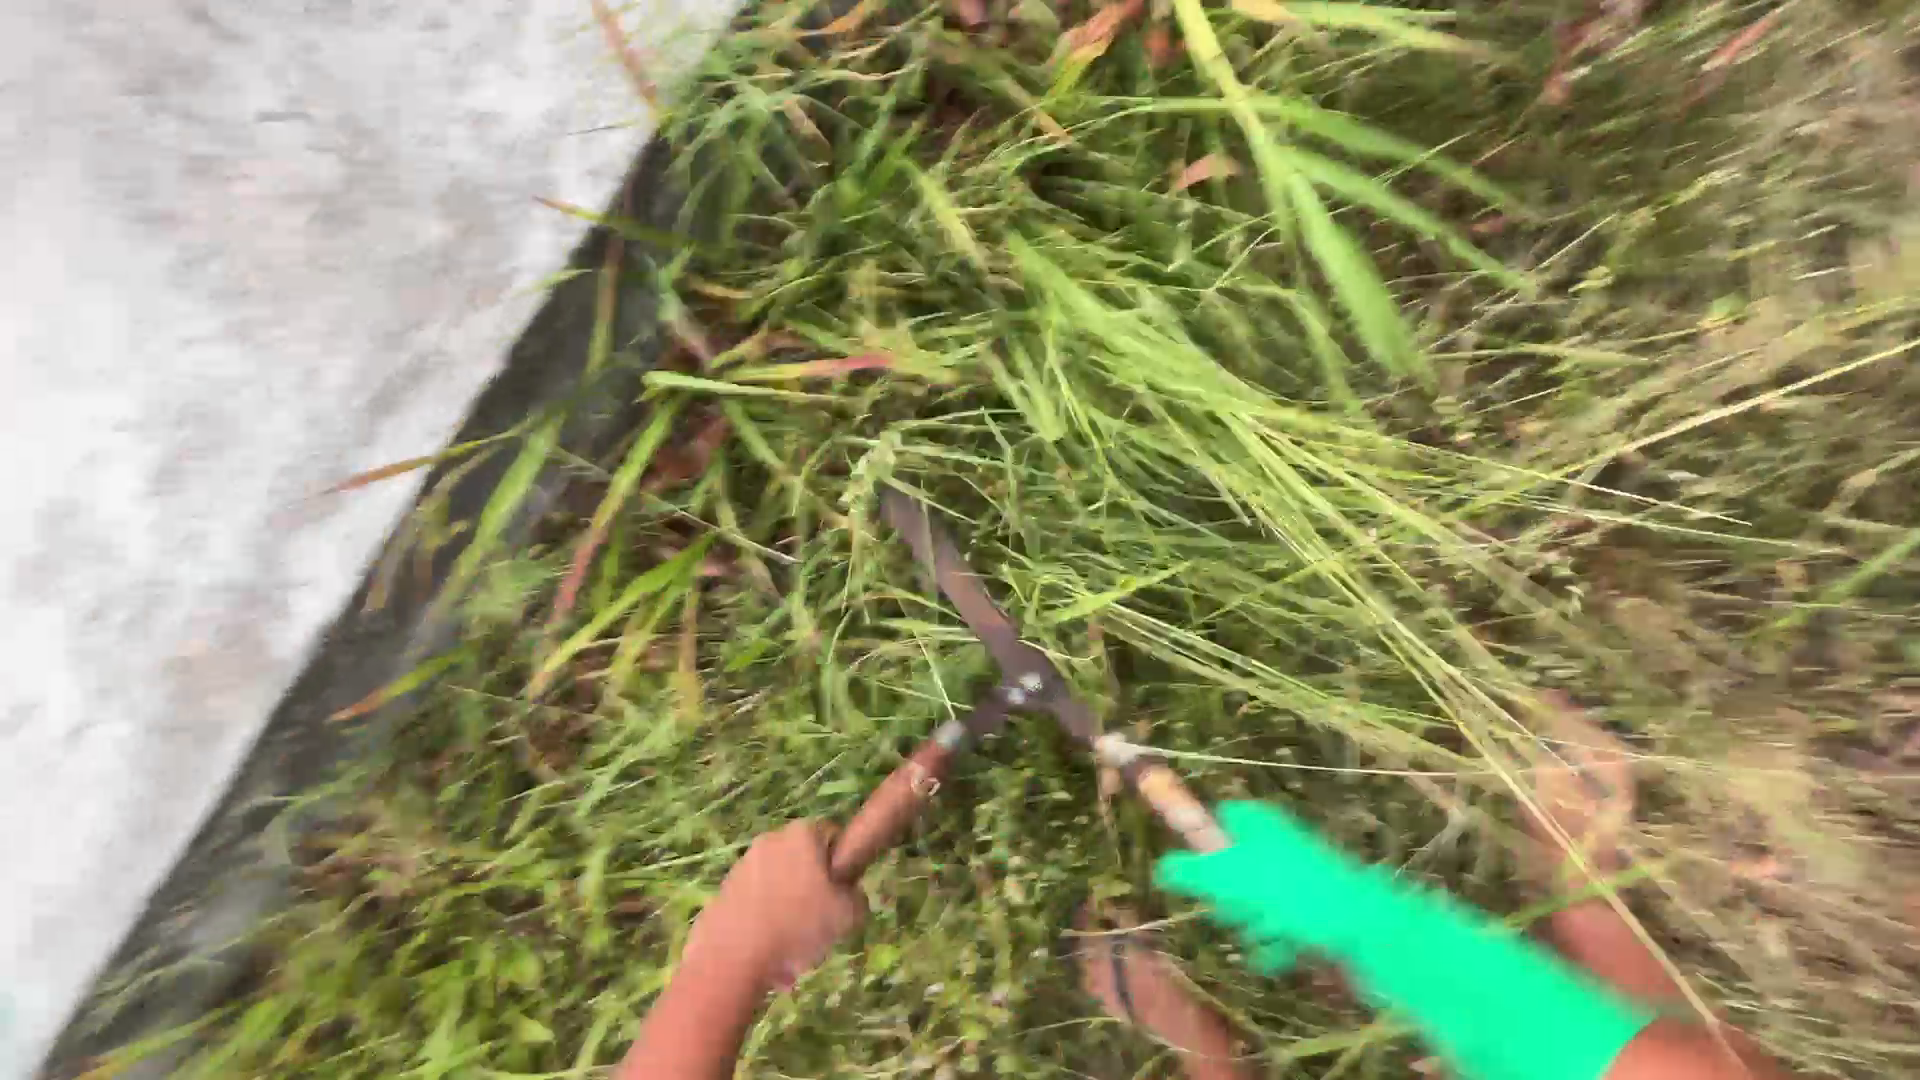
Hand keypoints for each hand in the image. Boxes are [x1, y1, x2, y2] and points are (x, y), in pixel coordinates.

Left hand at [682, 821, 866, 992]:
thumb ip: (857, 897)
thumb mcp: (848, 915)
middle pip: (802, 861)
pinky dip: (762, 923)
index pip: (833, 836)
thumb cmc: (797, 926)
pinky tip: (767, 955)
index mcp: (802, 834)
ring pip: (777, 884)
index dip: (842, 865)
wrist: (731, 959)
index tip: (841, 894)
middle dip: (811, 890)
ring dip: (787, 910)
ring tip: (792, 952)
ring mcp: (743, 864)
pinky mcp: (722, 890)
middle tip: (819, 925)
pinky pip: (754, 903)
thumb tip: (849, 895)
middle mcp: (771, 839)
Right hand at [1155, 800, 1394, 969]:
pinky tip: (1281, 955)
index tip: (1196, 871)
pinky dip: (1277, 940)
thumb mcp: (1227, 878)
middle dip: (1229, 897)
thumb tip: (1157, 867)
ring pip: (1255, 900)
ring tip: (1267, 936)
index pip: (1216, 818)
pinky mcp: (1315, 907)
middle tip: (1236, 910)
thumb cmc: (1290, 893)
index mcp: (1256, 822)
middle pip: (1231, 866)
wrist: (1367, 930)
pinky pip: (1280, 922)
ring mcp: (1297, 875)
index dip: (1202, 843)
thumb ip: (1188, 871)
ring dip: (1253, 924)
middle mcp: (1276, 842)